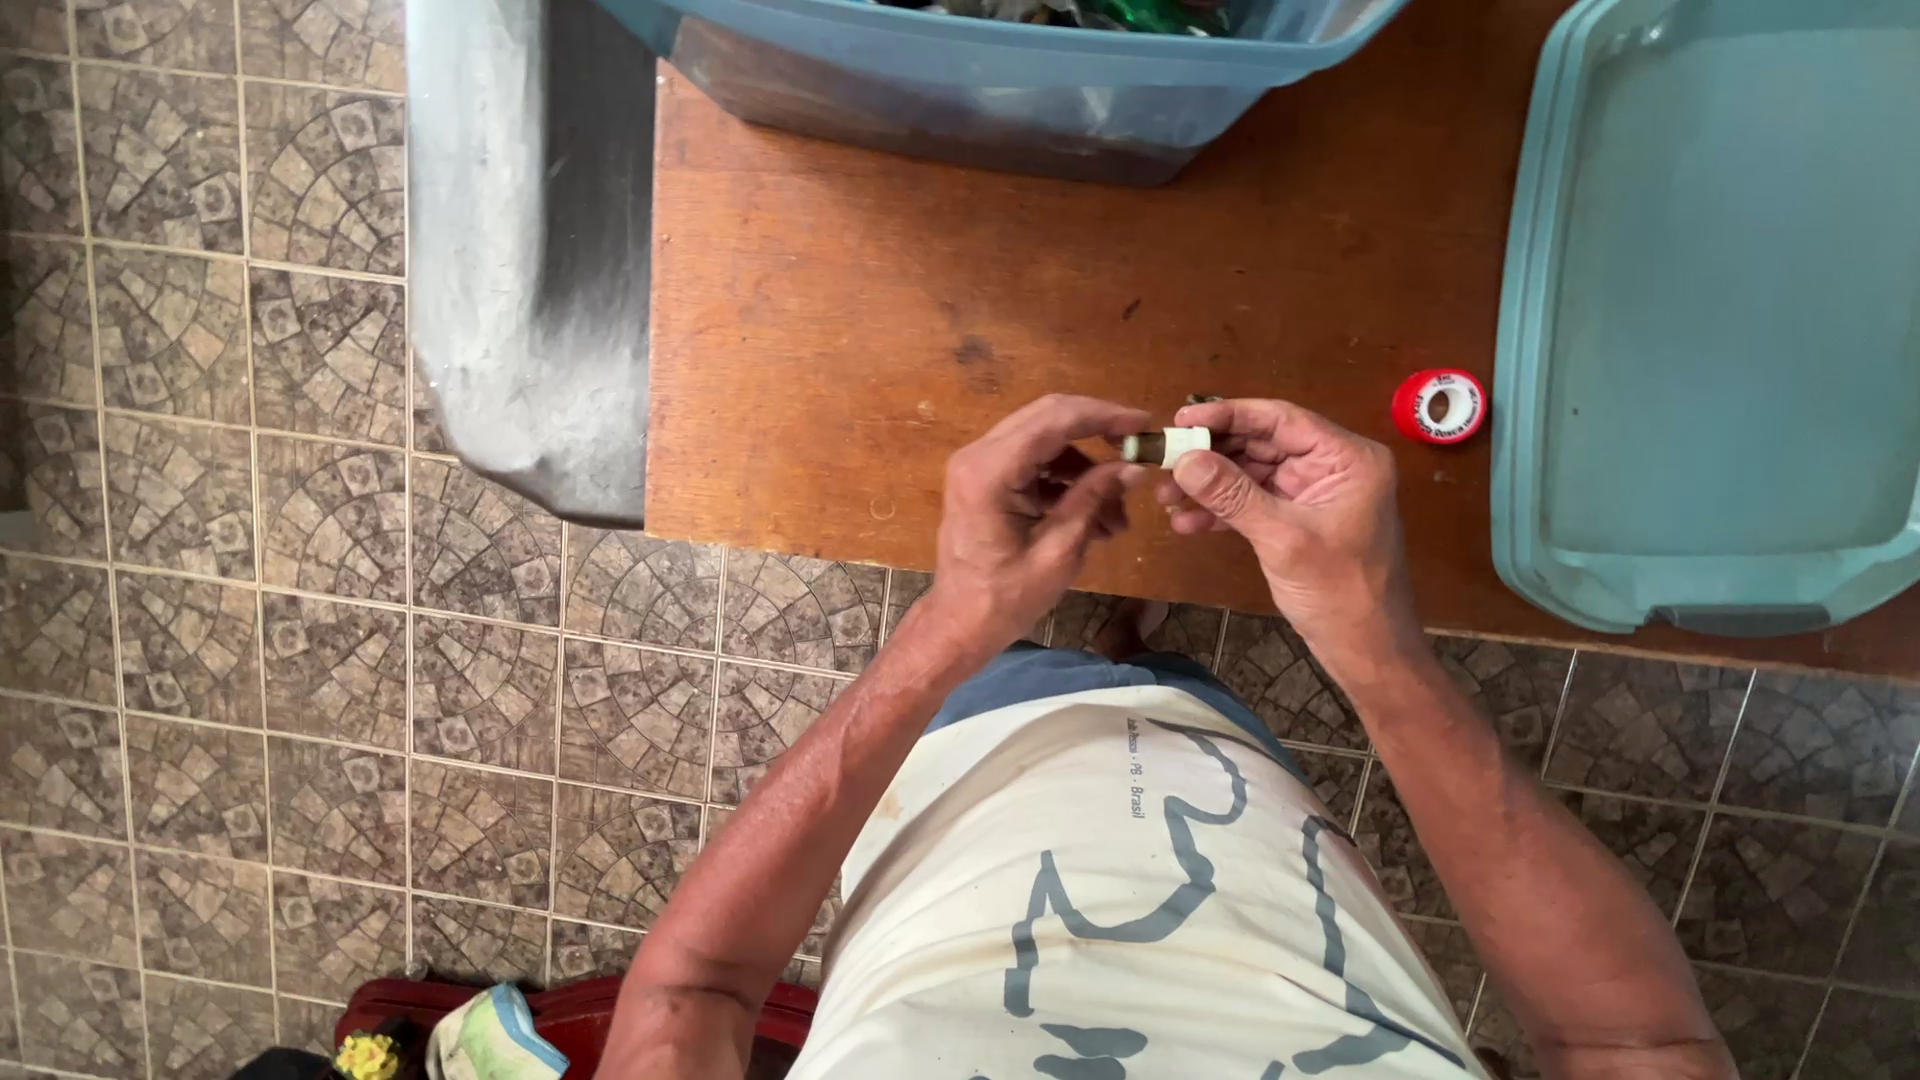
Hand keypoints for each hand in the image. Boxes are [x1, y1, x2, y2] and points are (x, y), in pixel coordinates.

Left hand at [929, 394, 1150, 652]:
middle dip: (1098, 432)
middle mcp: (977, 456)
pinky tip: (1096, 518)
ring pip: (1044, 442)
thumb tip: (1134, 467)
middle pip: (1048, 418)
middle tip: (1139, 450)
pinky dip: (1066, 482)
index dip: (1104, 416)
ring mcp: (978, 466)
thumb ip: (1092, 500)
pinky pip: (1033, 464)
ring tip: (1119, 517)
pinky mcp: (985, 481)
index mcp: (989, 471)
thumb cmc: (1005, 599)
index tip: (1145, 424)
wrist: (959, 624)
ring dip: (1085, 468)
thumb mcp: (1059, 551)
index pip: (1054, 420)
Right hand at [1155, 399, 1419, 656]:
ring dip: (1208, 486)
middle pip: (1260, 445)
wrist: (1365, 648)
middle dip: (1211, 455)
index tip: (1180, 419)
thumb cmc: (1339, 591)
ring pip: (1249, 474)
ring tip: (1166, 497)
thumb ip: (1232, 495)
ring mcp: (1311, 494)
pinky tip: (1186, 523)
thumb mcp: (1282, 538)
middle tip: (1164, 460)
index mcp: (1345, 458)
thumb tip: (1184, 460)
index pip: (1279, 420)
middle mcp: (1329, 467)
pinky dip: (1220, 511)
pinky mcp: (1295, 519)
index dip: (1228, 416)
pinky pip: (1251, 503)